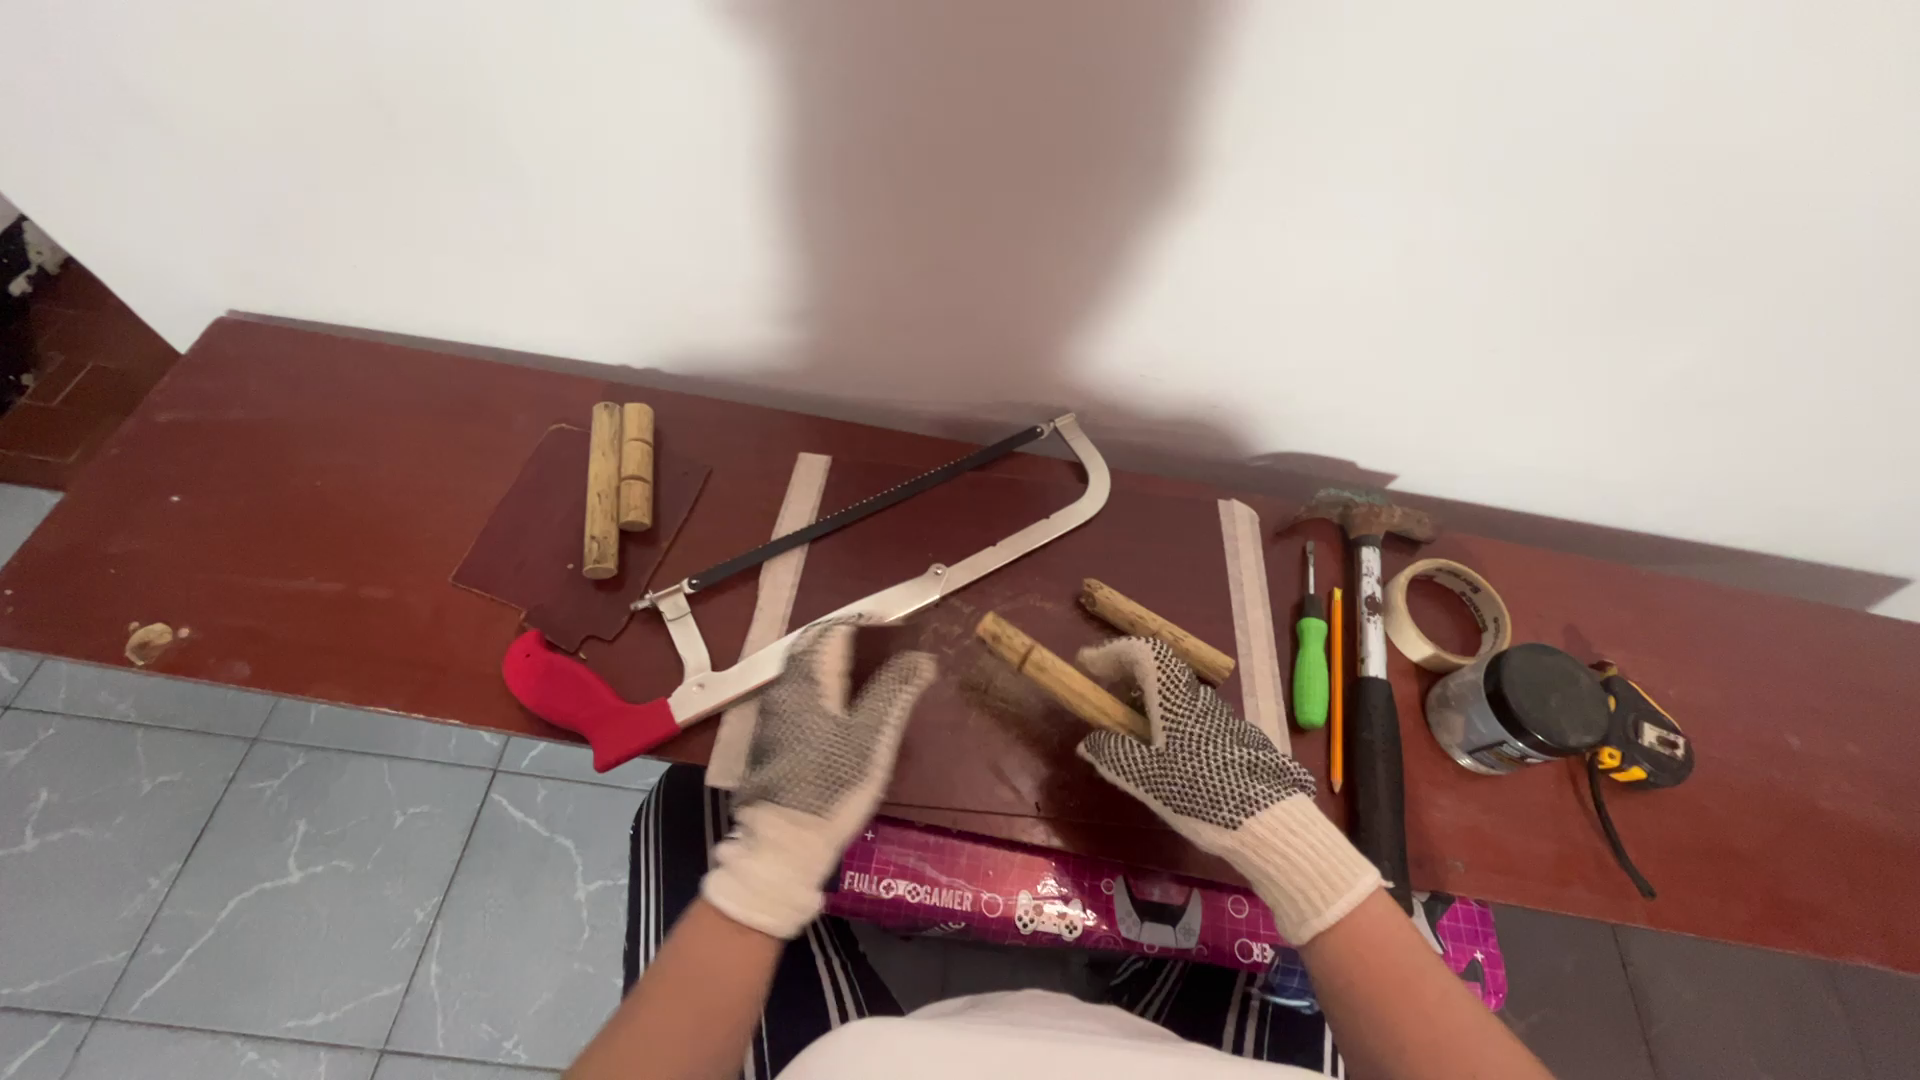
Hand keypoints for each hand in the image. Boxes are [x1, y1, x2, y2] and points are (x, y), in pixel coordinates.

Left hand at [701, 624, 935, 939]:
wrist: (782, 845)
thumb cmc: (831, 784)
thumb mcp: (873, 736)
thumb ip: (896, 690)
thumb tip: (922, 658)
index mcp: (806, 681)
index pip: (832, 631)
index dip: (865, 624)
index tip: (897, 628)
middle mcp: (784, 691)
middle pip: (814, 648)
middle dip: (849, 641)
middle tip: (886, 647)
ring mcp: (774, 717)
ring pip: (805, 674)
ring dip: (836, 664)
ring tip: (872, 673)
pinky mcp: (773, 741)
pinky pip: (801, 697)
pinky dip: (826, 688)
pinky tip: (846, 709)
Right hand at [1076, 637, 1380, 944]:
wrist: (1273, 828)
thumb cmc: (1203, 796)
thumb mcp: (1147, 780)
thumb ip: (1114, 755)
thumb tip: (1089, 741)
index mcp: (1177, 702)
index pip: (1147, 653)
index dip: (1115, 651)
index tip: (1090, 666)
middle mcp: (1204, 703)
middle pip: (1165, 675)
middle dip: (1133, 683)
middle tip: (1111, 708)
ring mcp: (1230, 723)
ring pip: (1186, 703)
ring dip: (1159, 709)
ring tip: (1143, 745)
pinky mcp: (1247, 745)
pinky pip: (1206, 726)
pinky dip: (1183, 732)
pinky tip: (1183, 767)